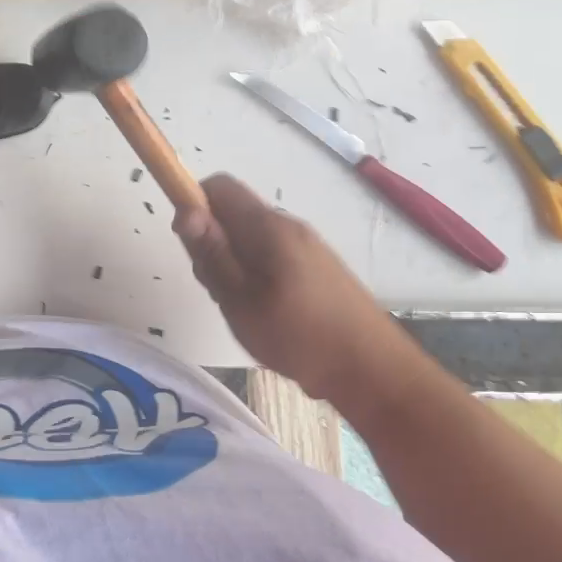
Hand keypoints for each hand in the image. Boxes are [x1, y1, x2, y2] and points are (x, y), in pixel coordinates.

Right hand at [173, 174, 422, 404]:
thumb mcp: (240, 299)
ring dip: (232, 264)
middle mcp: (289, 227)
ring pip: (249, 238)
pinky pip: (271, 256)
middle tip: (218, 289)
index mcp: (269, 227)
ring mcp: (307, 247)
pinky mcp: (318, 268)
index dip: (193, 205)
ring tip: (242, 307)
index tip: (190, 246)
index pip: (218, 187)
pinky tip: (265, 313)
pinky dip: (255, 275)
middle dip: (212, 243)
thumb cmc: (300, 336)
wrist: (376, 374)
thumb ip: (212, 253)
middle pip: (232, 214)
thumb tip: (185, 209)